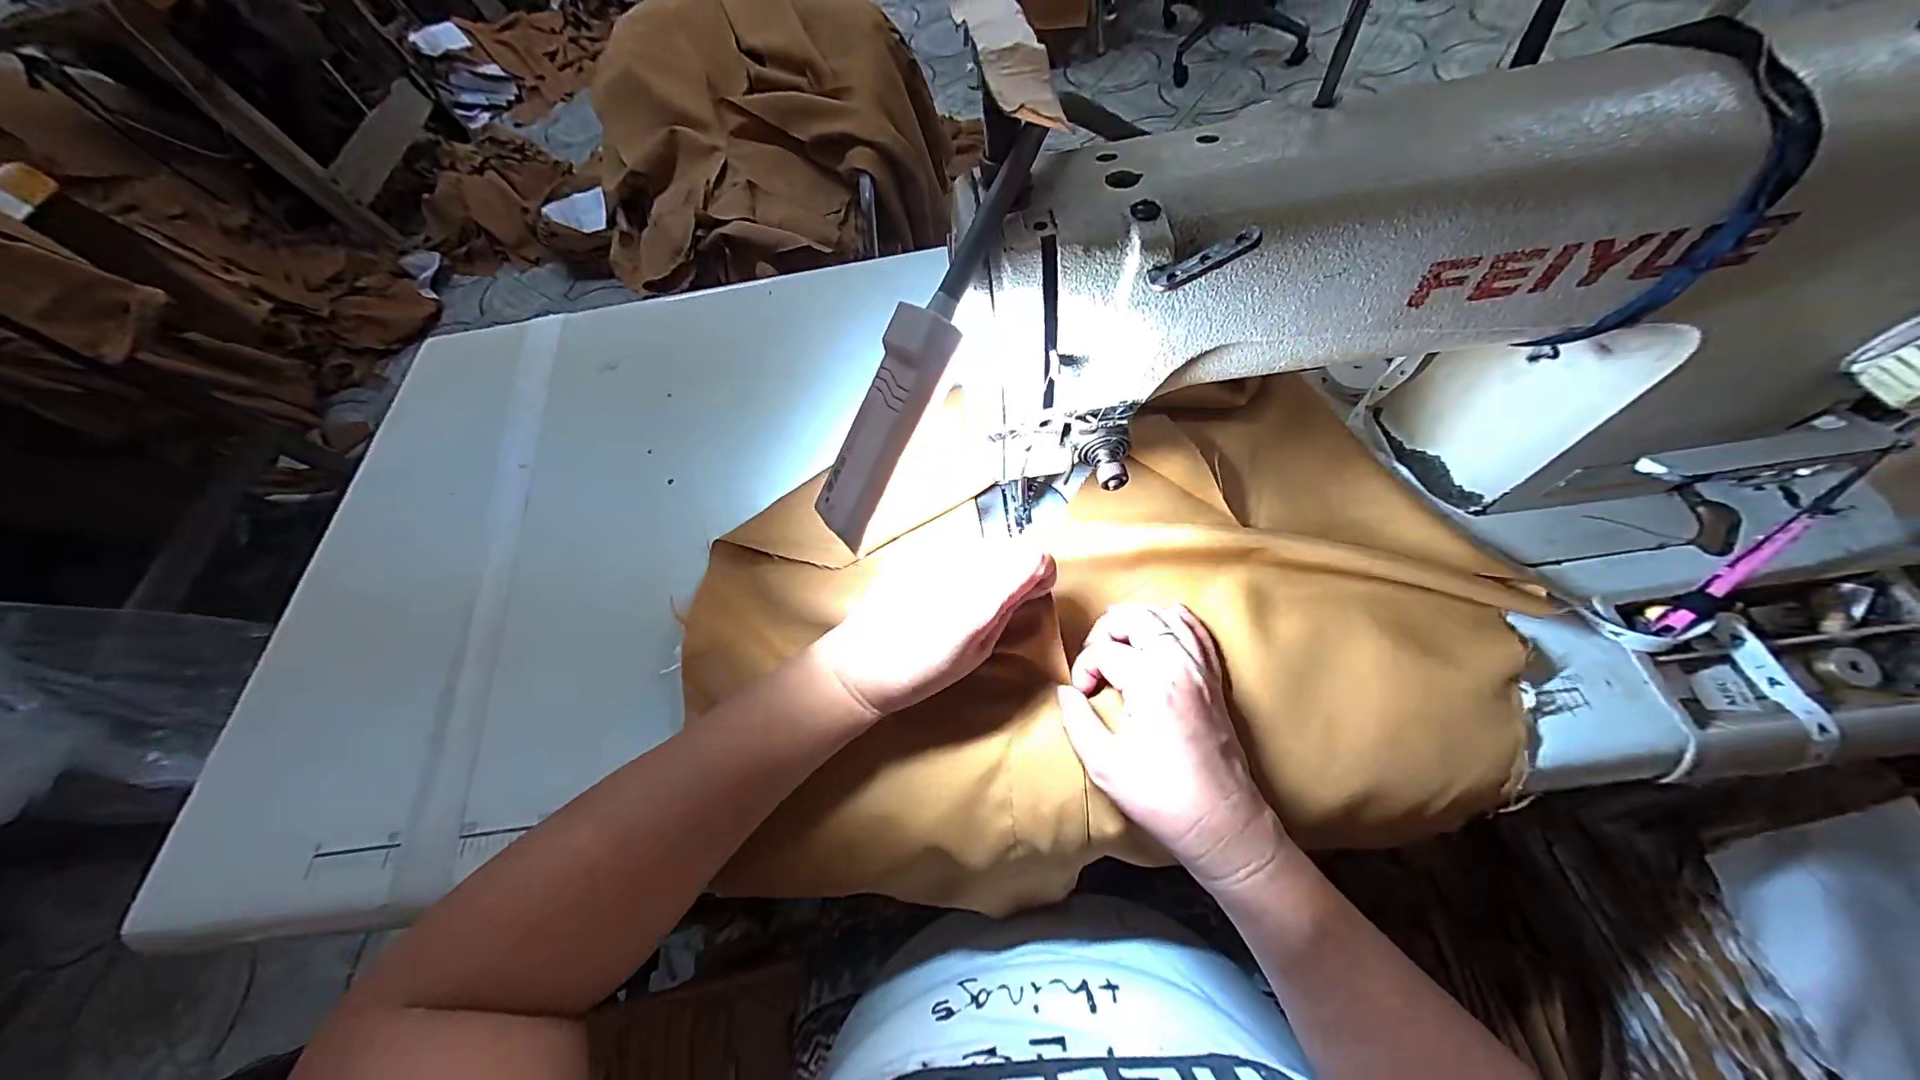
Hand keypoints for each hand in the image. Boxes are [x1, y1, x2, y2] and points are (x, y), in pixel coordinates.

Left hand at [811, 546, 1056, 721]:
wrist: (861, 664)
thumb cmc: (921, 671)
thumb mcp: (978, 651)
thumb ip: (1008, 610)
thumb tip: (1031, 585)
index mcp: (981, 597)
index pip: (1036, 554)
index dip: (1041, 573)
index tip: (1034, 592)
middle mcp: (961, 563)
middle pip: (1012, 544)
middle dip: (1017, 568)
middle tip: (1004, 600)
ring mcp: (936, 552)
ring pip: (985, 543)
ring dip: (990, 564)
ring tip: (969, 598)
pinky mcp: (917, 550)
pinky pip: (957, 547)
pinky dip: (963, 564)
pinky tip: (944, 591)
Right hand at [1058, 604, 1291, 891]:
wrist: (1221, 822)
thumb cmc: (1161, 797)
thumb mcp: (1104, 765)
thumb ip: (1077, 720)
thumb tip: (1065, 691)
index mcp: (1153, 682)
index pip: (1105, 651)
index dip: (1084, 668)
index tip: (1082, 695)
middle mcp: (1181, 664)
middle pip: (1137, 618)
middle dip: (1106, 632)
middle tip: (1094, 662)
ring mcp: (1203, 668)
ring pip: (1167, 616)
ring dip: (1136, 621)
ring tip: (1117, 643)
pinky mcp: (1215, 678)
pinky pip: (1197, 630)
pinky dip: (1174, 620)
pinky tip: (1159, 627)